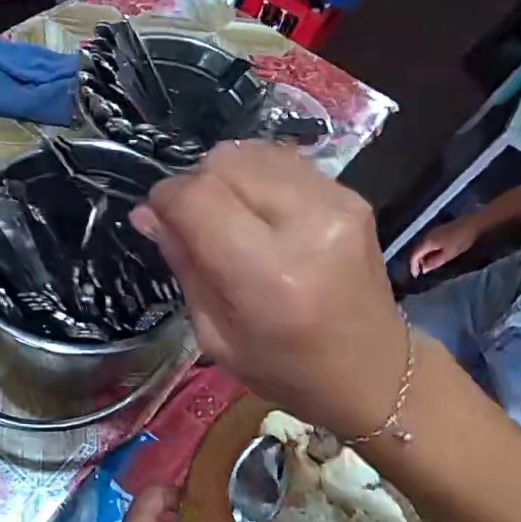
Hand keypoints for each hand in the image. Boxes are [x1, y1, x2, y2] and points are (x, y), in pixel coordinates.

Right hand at [133, 142, 409, 438]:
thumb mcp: (216, 335)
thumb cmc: (286, 368)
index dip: (167, 200)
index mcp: (270, 275)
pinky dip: (260, 177)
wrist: (372, 369)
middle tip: (199, 223)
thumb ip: (183, 263)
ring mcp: (336, 202)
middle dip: (197, 185)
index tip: (161, 218)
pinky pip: (284, 161)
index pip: (198, 197)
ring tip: (233, 216)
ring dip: (228, 177)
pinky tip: (264, 212)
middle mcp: (307, 225)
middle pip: (224, 162)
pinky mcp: (352, 194)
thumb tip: (148, 211)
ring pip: (252, 152)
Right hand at [408, 216, 481, 276]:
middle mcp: (426, 237)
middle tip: (422, 272)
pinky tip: (434, 256)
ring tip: (428, 267)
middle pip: (416, 251)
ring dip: (422, 258)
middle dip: (417, 263)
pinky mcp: (437, 232)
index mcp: (427, 243)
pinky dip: (427, 252)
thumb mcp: (448, 255)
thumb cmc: (460, 240)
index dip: (413, 266)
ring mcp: (431, 233)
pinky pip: (427, 244)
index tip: (416, 276)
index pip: (414, 256)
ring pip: (422, 247)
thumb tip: (424, 269)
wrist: (470, 224)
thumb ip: (434, 262)